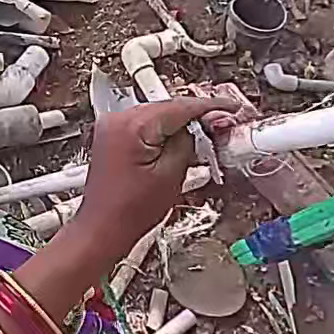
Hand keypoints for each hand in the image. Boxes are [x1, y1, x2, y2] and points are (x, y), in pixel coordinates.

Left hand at [70, 96, 243, 252]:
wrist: (103, 227)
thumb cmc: (129, 210)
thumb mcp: (171, 174)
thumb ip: (188, 143)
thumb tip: (200, 126)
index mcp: (131, 126)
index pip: (179, 106)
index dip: (210, 107)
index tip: (231, 108)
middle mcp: (116, 120)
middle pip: (166, 108)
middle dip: (196, 116)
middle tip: (222, 125)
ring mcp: (110, 127)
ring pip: (156, 115)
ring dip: (180, 124)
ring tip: (205, 139)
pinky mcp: (111, 136)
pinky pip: (143, 125)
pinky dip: (163, 132)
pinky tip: (180, 145)